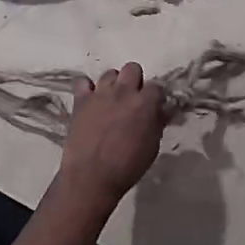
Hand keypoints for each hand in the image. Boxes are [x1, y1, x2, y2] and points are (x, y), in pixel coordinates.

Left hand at [53, 62, 163, 211]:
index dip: (155, 97)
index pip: (156, 86)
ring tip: (111, 102)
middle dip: (135, 81)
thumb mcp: (152, 146)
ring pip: (109, 73)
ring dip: (113, 84)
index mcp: (144, 103)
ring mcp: (99, 94)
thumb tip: (163, 110)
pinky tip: (90, 100)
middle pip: (132, 69)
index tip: (153, 107)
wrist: (91, 176)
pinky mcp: (80, 100)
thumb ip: (157, 123)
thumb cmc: (127, 167)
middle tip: (132, 100)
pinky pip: (82, 82)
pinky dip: (87, 88)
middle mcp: (123, 92)